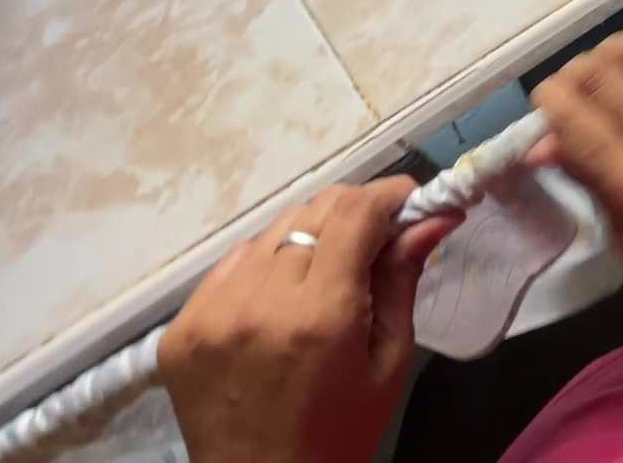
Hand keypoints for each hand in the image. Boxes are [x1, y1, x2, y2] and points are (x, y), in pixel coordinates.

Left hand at [157, 178, 462, 462]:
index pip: (356, 211)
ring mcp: (211, 314)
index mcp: (319, 315)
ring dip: (315, 233)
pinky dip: (271, 260)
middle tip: (380, 238)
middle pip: (317, 208)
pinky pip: (237, 259)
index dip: (392, 193)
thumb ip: (405, 275)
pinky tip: (286, 292)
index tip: (414, 202)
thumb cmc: (342, 429)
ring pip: (278, 227)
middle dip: (359, 210)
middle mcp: (259, 303)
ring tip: (331, 269)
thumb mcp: (391, 355)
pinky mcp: (182, 327)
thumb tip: (441, 213)